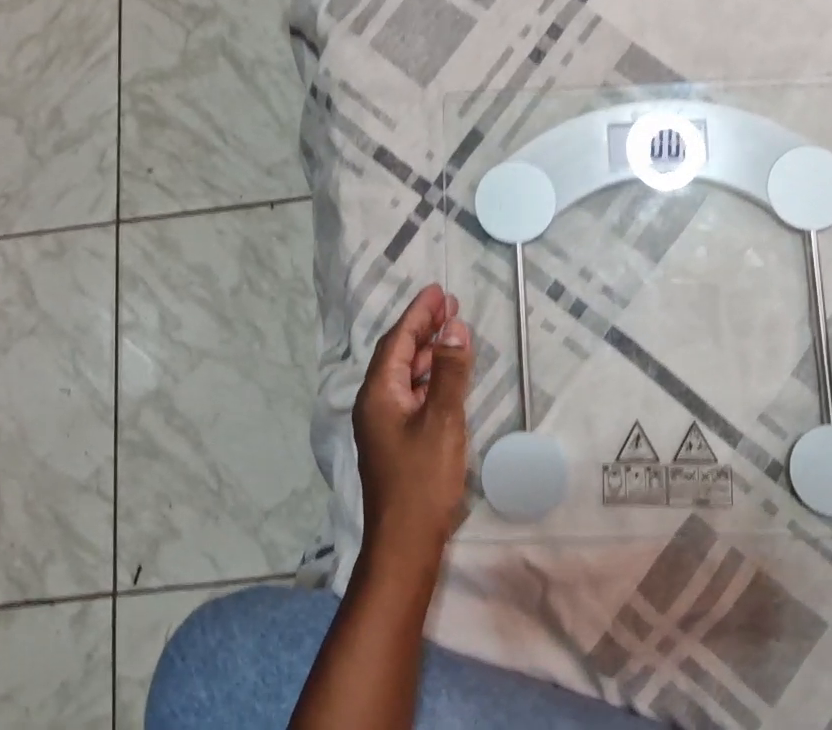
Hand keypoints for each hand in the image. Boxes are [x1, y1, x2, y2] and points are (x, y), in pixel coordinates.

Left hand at [353, 284, 473, 569]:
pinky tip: (447, 376)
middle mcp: (375, 403)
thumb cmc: (423, 480)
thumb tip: (456, 328)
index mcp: (379, 393)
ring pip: (405, 374)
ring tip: (453, 332)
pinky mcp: (396, 439)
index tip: (438, 290)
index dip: (418, 313)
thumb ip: (451, 373)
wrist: (405, 541)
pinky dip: (429, 377)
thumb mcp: (443, 421)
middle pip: (398, 354)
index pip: (398, 340)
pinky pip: (411, 394)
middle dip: (423, 327)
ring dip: (428, 351)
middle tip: (450, 304)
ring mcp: (384, 423)